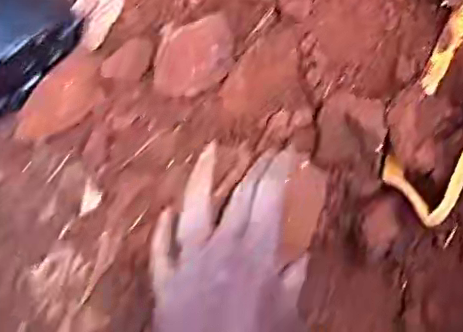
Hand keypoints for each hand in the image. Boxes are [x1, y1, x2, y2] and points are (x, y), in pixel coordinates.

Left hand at [151, 146, 308, 331]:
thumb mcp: (289, 314)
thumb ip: (294, 280)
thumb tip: (301, 256)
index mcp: (257, 249)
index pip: (270, 191)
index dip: (281, 165)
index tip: (291, 149)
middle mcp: (223, 247)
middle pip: (241, 193)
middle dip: (257, 166)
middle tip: (270, 149)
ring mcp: (190, 265)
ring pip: (194, 211)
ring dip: (202, 178)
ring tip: (210, 150)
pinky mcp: (165, 288)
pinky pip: (161, 254)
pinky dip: (162, 232)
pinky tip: (165, 214)